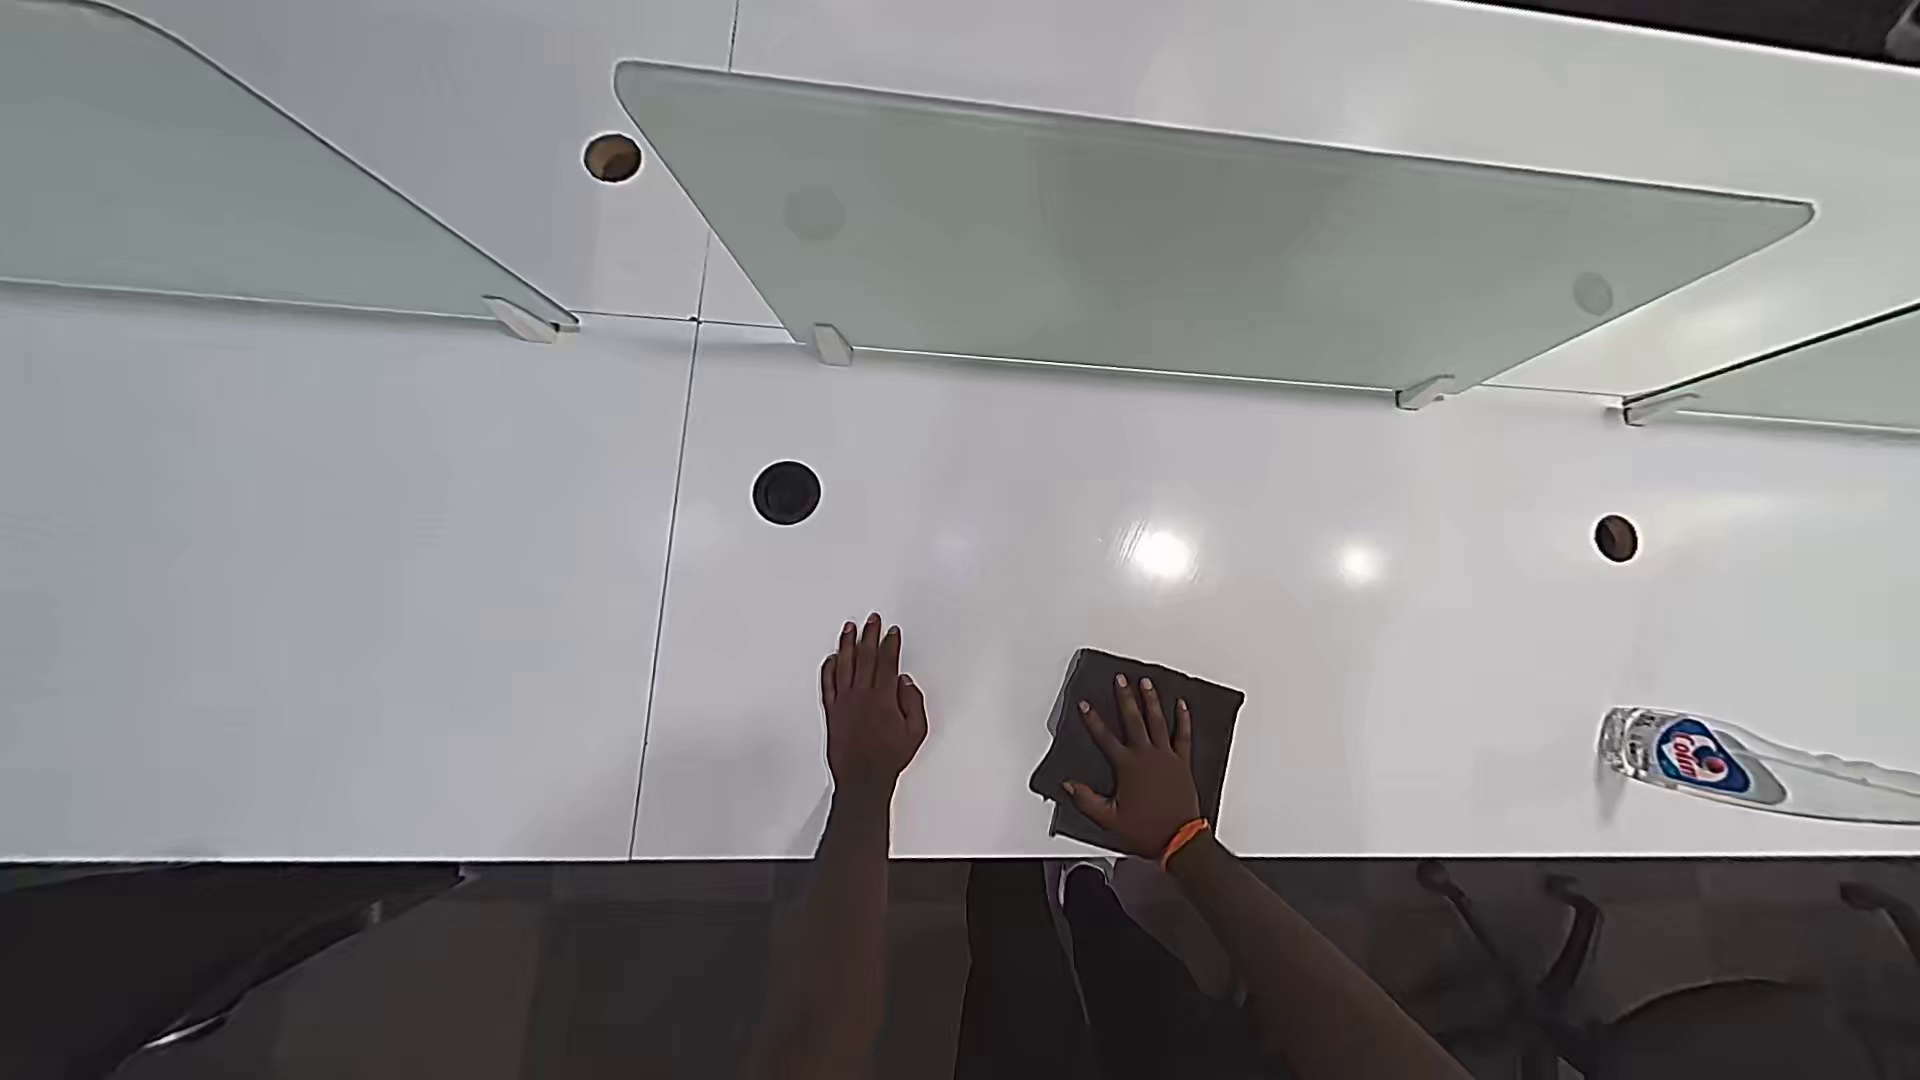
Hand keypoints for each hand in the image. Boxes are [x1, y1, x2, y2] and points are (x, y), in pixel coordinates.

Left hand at [820, 614, 928, 803]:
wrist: (862, 779)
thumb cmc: (887, 758)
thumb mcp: (916, 731)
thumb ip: (913, 702)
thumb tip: (905, 683)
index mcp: (883, 698)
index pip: (887, 662)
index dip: (890, 643)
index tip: (892, 632)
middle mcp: (861, 696)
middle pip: (866, 656)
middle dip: (870, 634)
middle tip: (872, 620)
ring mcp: (844, 702)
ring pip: (844, 664)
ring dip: (848, 643)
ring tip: (850, 628)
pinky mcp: (831, 711)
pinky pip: (828, 683)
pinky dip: (829, 668)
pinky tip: (832, 657)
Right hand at [1064, 674, 1201, 859]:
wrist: (1181, 841)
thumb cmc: (1147, 830)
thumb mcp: (1109, 819)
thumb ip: (1087, 800)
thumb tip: (1069, 786)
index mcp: (1128, 766)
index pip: (1105, 737)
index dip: (1093, 719)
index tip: (1086, 704)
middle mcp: (1146, 755)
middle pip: (1133, 719)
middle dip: (1125, 697)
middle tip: (1121, 679)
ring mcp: (1166, 756)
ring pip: (1157, 721)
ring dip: (1151, 700)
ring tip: (1146, 683)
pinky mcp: (1182, 762)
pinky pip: (1183, 735)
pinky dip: (1183, 719)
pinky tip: (1181, 705)